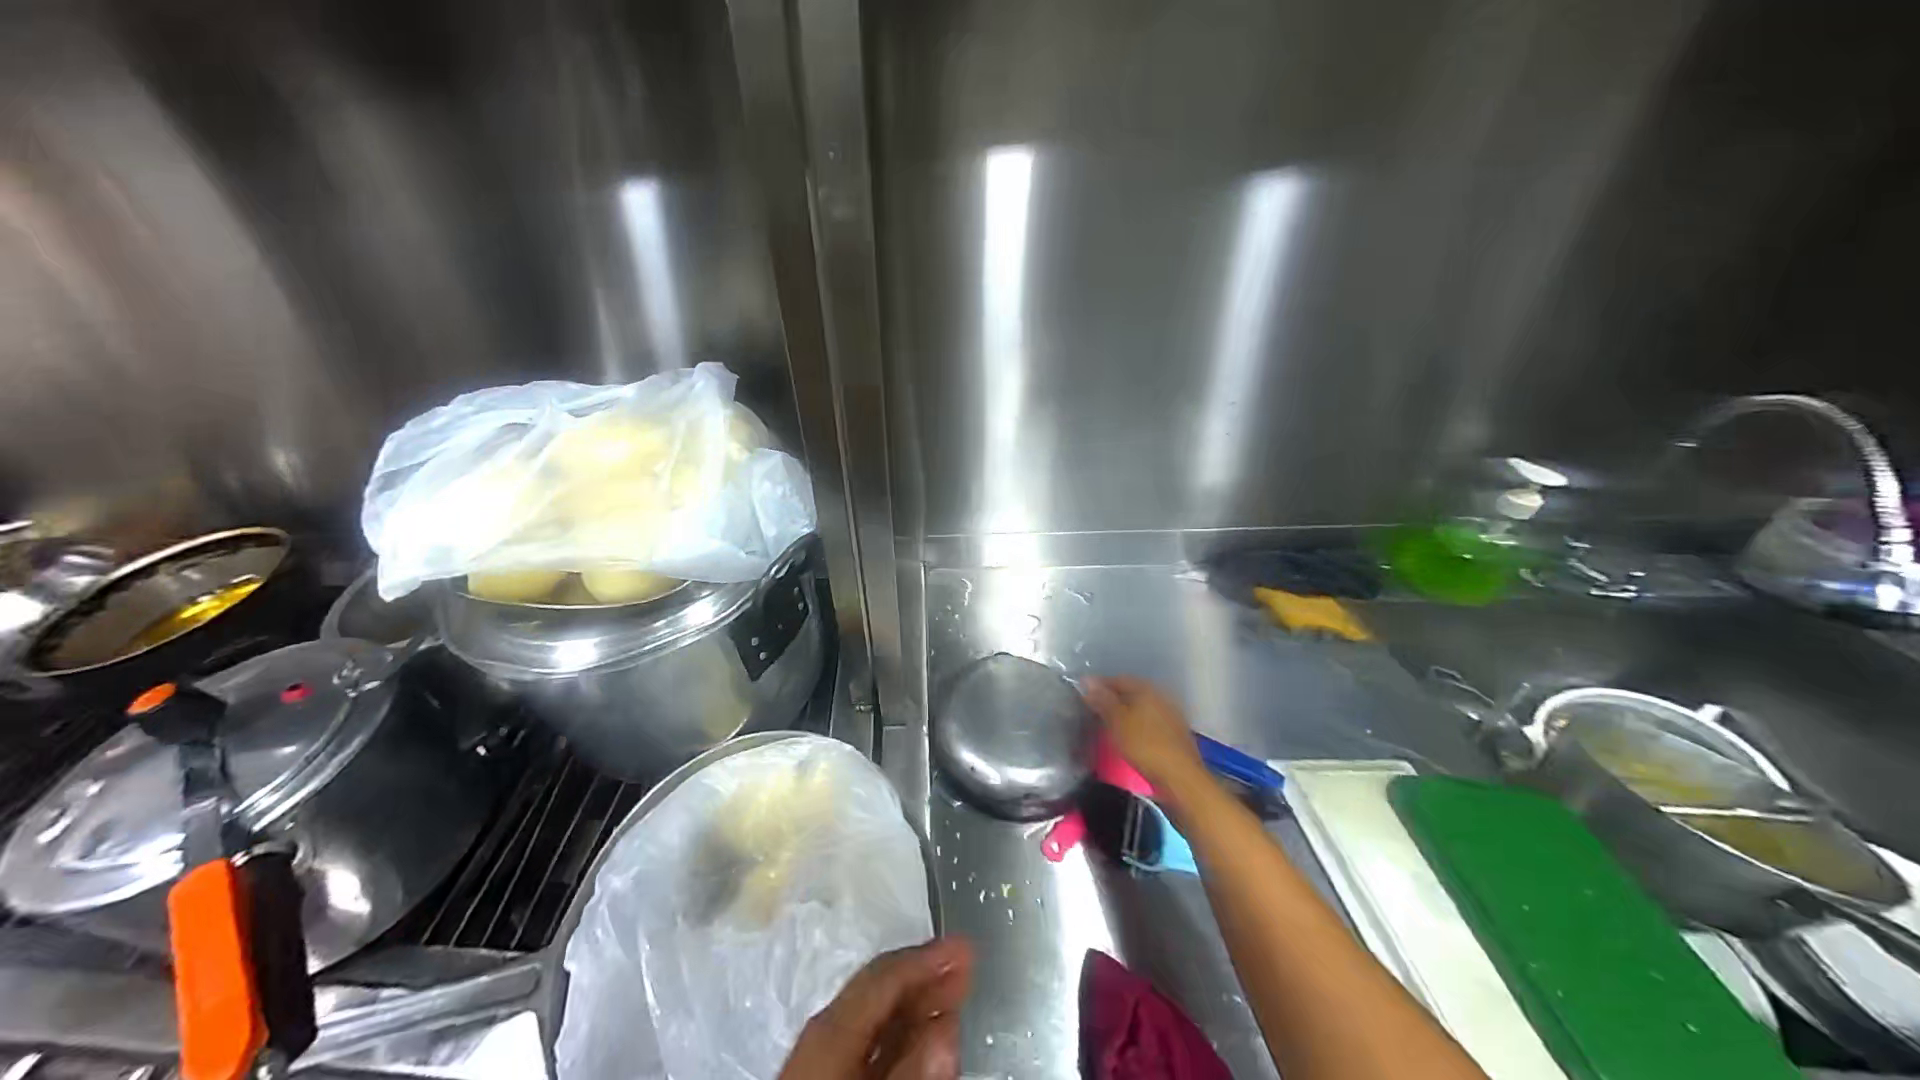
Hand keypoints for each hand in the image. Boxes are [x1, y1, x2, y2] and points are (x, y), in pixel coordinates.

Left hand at [779, 938, 973, 1079]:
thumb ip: (910, 1072)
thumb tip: (948, 1031)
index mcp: (828, 1032)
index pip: (882, 978)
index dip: (926, 958)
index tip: (963, 946)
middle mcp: (821, 1034)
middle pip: (878, 992)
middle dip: (924, 976)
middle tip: (965, 962)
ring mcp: (818, 1058)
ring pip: (874, 1016)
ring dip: (915, 1003)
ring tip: (953, 993)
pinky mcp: (822, 1076)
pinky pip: (867, 1041)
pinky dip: (899, 1032)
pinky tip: (921, 1039)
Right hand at [1082, 675, 1206, 794]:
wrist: (1180, 777)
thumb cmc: (1144, 745)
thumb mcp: (1117, 721)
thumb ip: (1102, 700)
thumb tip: (1088, 680)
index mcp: (1147, 689)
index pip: (1118, 679)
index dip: (1099, 685)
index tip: (1083, 696)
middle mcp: (1162, 697)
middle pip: (1132, 693)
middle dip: (1112, 700)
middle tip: (1093, 711)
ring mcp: (1171, 715)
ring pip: (1142, 709)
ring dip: (1125, 714)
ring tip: (1108, 726)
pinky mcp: (1176, 734)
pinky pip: (1150, 723)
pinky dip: (1137, 726)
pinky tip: (1129, 738)